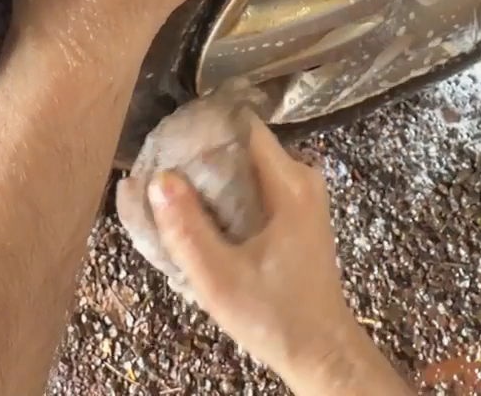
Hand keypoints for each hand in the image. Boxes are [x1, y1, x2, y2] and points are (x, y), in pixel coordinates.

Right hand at [149, 122, 408, 393]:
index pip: (242, 127)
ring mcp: (300, 192)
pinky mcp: (295, 209)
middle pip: (241, 144)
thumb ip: (188, 230)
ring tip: (175, 193)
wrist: (322, 354)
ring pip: (245, 164)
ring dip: (212, 176)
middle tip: (164, 172)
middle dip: (202, 155)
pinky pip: (253, 183)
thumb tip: (158, 178)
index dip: (203, 130)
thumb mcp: (222, 280)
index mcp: (290, 182)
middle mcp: (300, 176)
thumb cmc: (276, 317)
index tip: (170, 144)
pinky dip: (227, 193)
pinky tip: (202, 215)